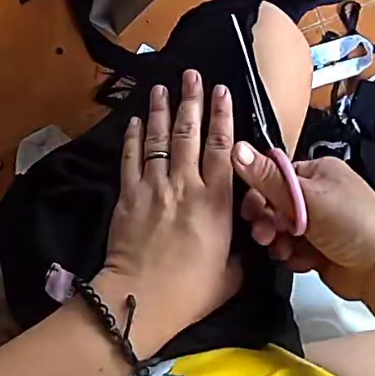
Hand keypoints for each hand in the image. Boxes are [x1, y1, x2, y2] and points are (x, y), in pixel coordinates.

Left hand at [96, 71, 239, 354]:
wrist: (142, 300)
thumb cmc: (191, 291)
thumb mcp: (232, 273)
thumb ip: (241, 249)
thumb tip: (246, 237)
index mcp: (215, 201)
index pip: (222, 148)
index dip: (223, 116)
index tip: (222, 91)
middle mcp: (185, 185)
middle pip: (188, 134)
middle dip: (191, 101)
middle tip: (191, 75)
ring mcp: (154, 188)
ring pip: (158, 140)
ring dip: (160, 110)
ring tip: (162, 87)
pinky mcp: (128, 197)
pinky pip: (131, 159)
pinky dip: (133, 138)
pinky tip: (135, 120)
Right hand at [230, 147, 374, 299]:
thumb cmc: (358, 226)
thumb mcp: (307, 198)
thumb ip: (269, 178)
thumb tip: (238, 150)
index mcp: (319, 171)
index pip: (276, 176)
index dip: (261, 194)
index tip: (252, 210)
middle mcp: (320, 195)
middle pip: (276, 205)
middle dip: (269, 222)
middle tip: (266, 234)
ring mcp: (321, 223)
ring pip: (282, 230)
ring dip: (280, 241)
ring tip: (286, 249)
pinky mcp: (320, 248)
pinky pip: (292, 249)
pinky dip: (294, 256)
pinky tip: (305, 260)